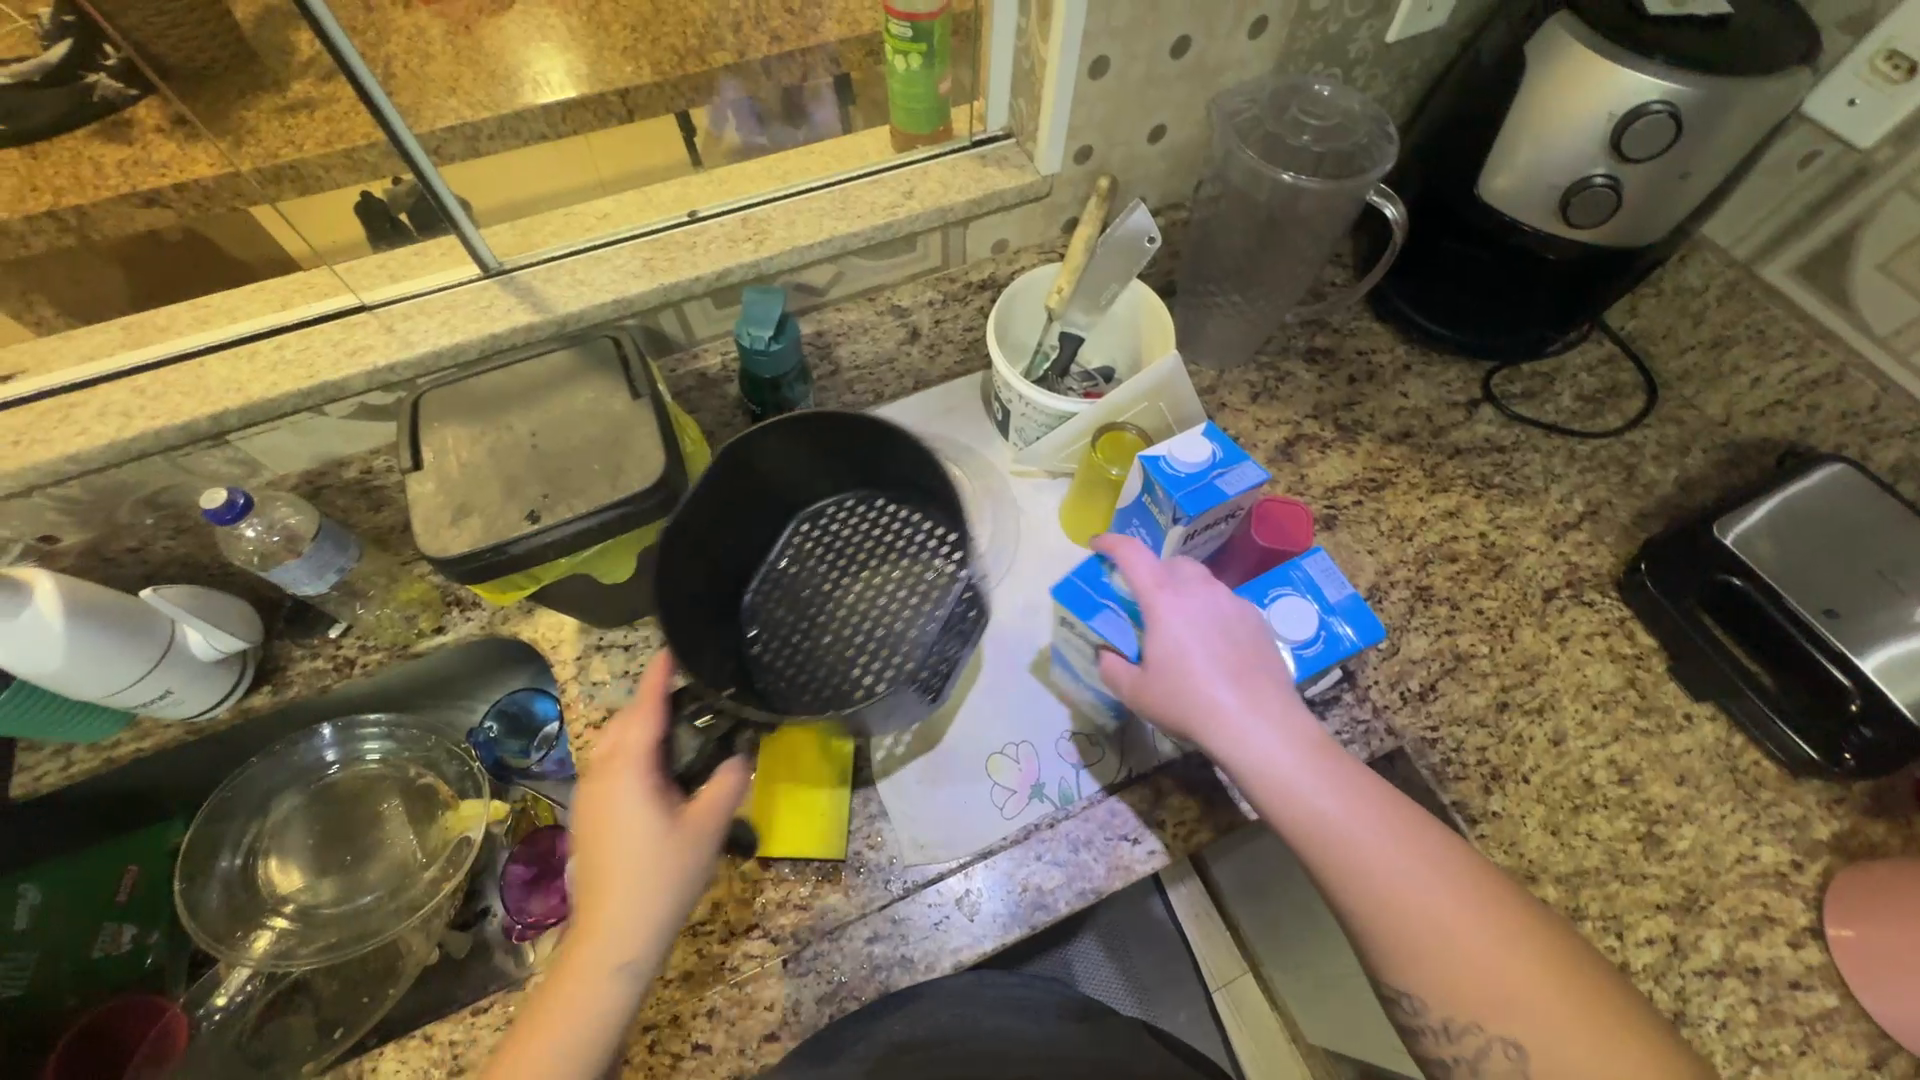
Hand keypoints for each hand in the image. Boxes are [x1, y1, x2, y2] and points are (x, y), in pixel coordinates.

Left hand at [564, 651, 750, 977]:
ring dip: (635, 726)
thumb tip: (743, 755)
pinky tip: (653, 770)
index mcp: (629, 768)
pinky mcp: (586, 816)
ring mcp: (588, 796)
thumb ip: (729, 782)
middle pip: (622, 722)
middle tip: (687, 692)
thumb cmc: (663, 877)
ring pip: (609, 744)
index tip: (672, 650)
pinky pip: (606, 765)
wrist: (614, 936)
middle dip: (648, 700)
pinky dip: (627, 750)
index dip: (658, 677)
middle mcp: (601, 773)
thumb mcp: (708, 827)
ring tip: (673, 726)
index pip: (645, 708)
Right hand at [1092, 533, 1325, 760]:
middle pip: (1172, 562)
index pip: (1132, 553)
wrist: (1258, 723)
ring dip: (1185, 592)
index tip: (1098, 545)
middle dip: (1153, 572)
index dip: (1111, 543)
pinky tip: (1214, 646)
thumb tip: (1105, 655)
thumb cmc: (1189, 703)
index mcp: (1163, 599)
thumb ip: (1112, 668)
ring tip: (1181, 627)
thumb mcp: (1136, 693)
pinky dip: (1212, 613)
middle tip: (1145, 601)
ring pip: (1203, 581)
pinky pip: (1226, 603)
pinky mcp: (1257, 619)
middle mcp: (1200, 590)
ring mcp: (1233, 601)